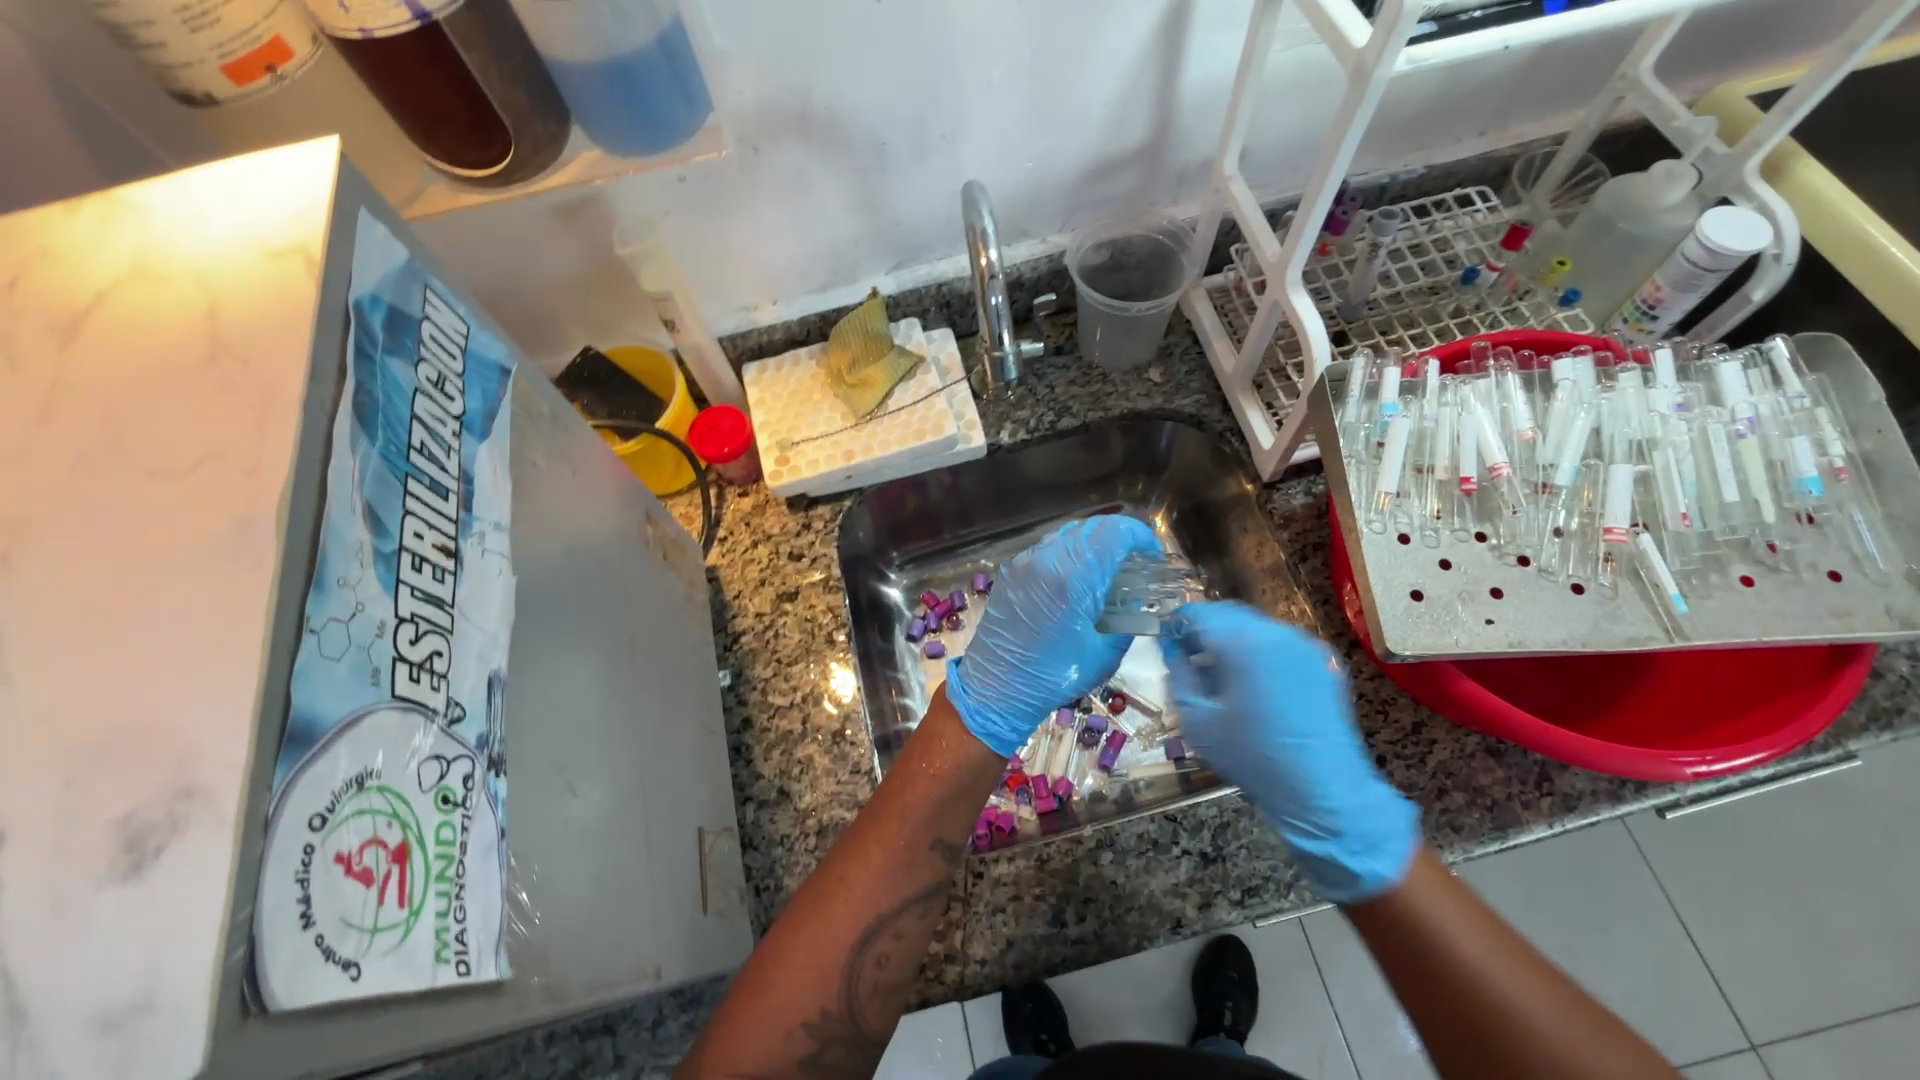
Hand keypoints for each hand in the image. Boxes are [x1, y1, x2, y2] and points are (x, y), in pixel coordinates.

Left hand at [945, 515, 1161, 756]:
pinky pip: (1048, 549)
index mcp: (1075, 576)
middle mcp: (1048, 558)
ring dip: (1093, 544)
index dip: (1141, 537)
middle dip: (1120, 538)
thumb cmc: (1053, 676)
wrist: (995, 688)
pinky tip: (1077, 578)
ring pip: (1068, 534)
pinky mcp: (1012, 571)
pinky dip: (1069, 554)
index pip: (1116, 533)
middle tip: (1135, 561)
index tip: (1153, 555)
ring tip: (1108, 569)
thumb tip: (1137, 600)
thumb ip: (1127, 620)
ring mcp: (1026, 561)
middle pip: (1093, 527)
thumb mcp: (1105, 654)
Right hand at [1160, 601, 1419, 902]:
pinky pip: (1281, 645)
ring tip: (1221, 676)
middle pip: (1229, 615)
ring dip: (1233, 641)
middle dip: (1205, 631)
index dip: (1176, 624)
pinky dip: (1260, 654)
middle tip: (1187, 658)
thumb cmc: (1251, 758)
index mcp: (1243, 643)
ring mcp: (1306, 645)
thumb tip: (1168, 645)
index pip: (1198, 612)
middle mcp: (1278, 632)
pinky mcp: (1324, 662)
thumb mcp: (1196, 719)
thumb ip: (1177, 672)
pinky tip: (1254, 687)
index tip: (1165, 643)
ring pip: (1256, 627)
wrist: (1322, 792)